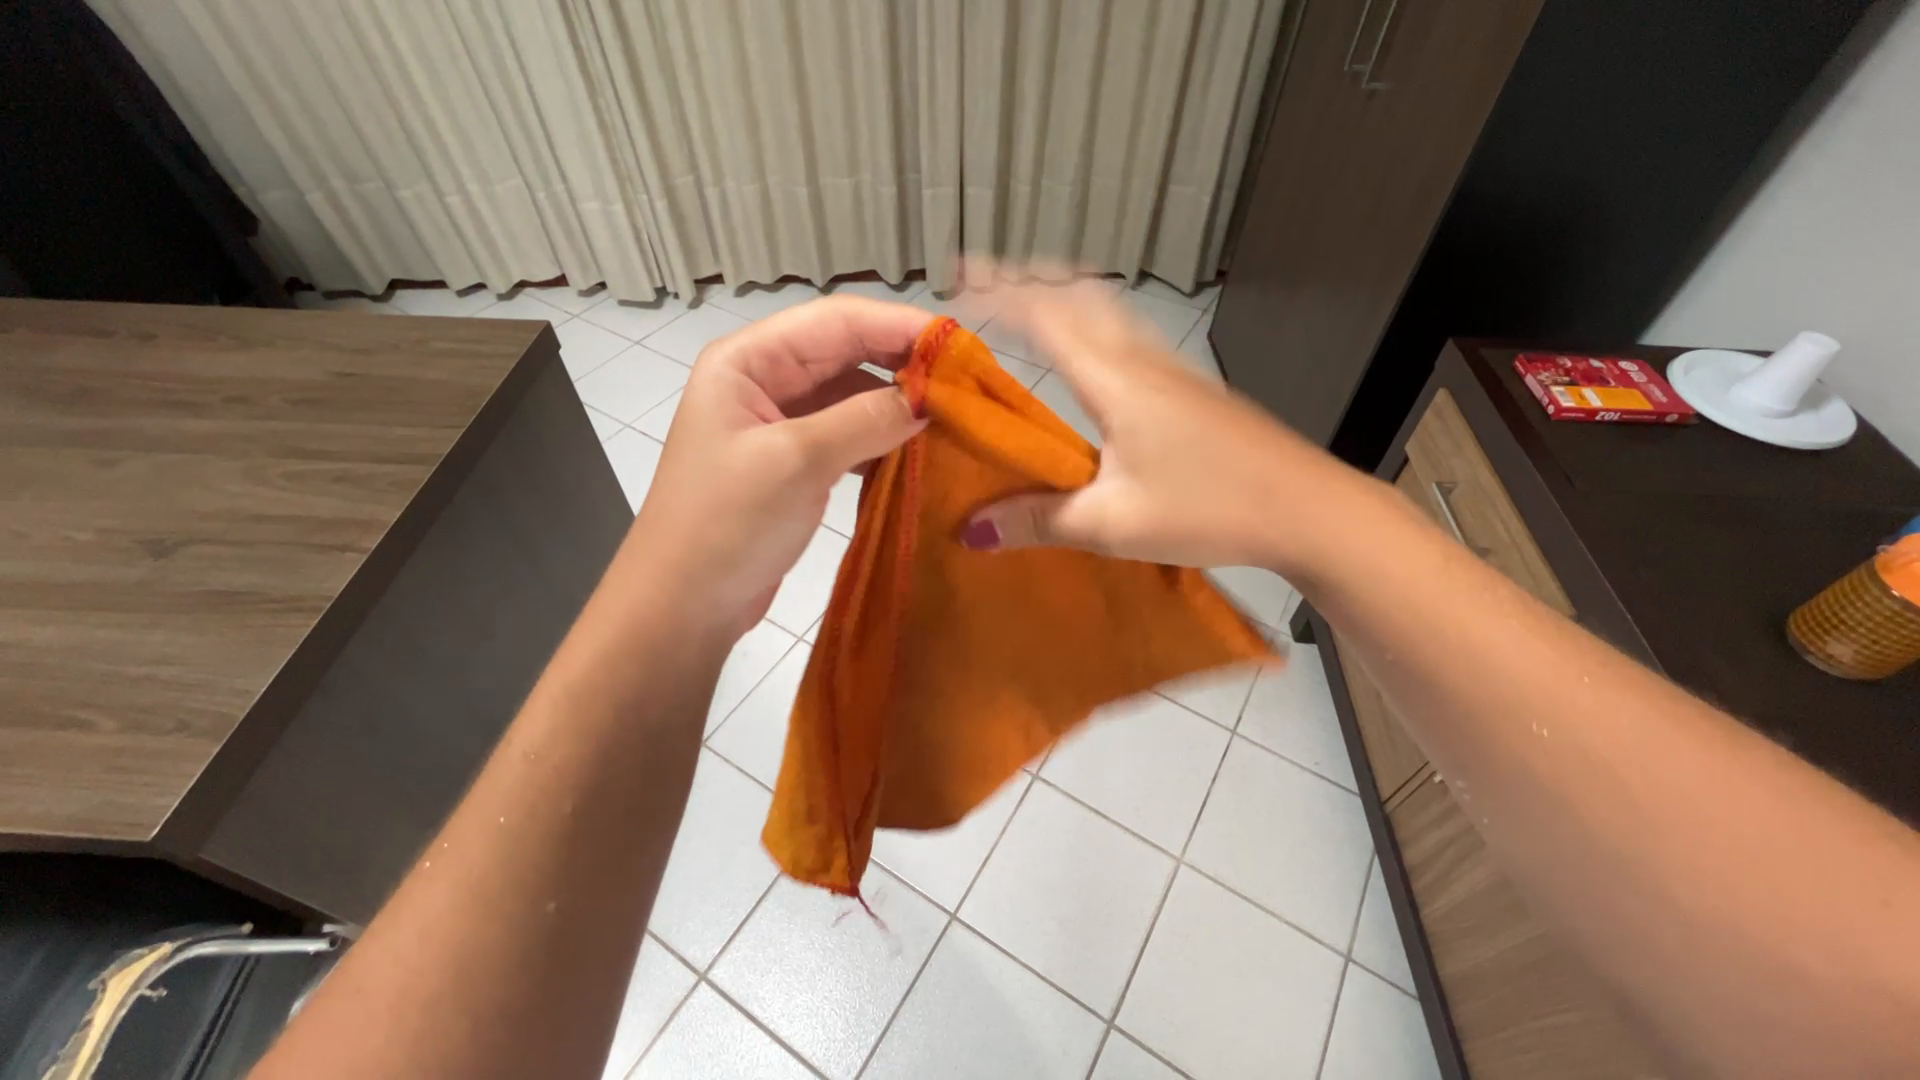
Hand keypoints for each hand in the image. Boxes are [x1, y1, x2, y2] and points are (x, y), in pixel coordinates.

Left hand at [617, 295, 930, 642]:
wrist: (683, 606)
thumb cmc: (725, 525)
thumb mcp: (796, 463)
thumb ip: (865, 420)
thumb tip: (931, 398)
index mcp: (747, 360)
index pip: (837, 320)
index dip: (901, 325)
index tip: (960, 346)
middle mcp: (763, 379)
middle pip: (847, 351)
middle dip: (905, 363)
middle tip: (967, 383)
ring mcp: (779, 422)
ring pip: (852, 394)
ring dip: (898, 403)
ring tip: (952, 416)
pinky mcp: (795, 462)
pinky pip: (849, 433)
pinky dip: (882, 439)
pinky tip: (917, 450)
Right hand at [959, 271, 1343, 570]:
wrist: (1308, 508)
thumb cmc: (1210, 509)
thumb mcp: (1113, 524)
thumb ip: (1039, 520)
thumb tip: (969, 531)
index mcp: (1116, 380)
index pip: (1045, 318)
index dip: (998, 294)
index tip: (957, 282)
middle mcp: (1143, 360)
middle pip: (1079, 297)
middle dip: (1027, 281)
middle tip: (984, 278)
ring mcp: (1175, 370)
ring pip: (1110, 311)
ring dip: (1065, 296)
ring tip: (1032, 299)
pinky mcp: (1195, 389)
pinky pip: (1132, 334)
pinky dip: (1097, 322)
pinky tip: (1099, 353)